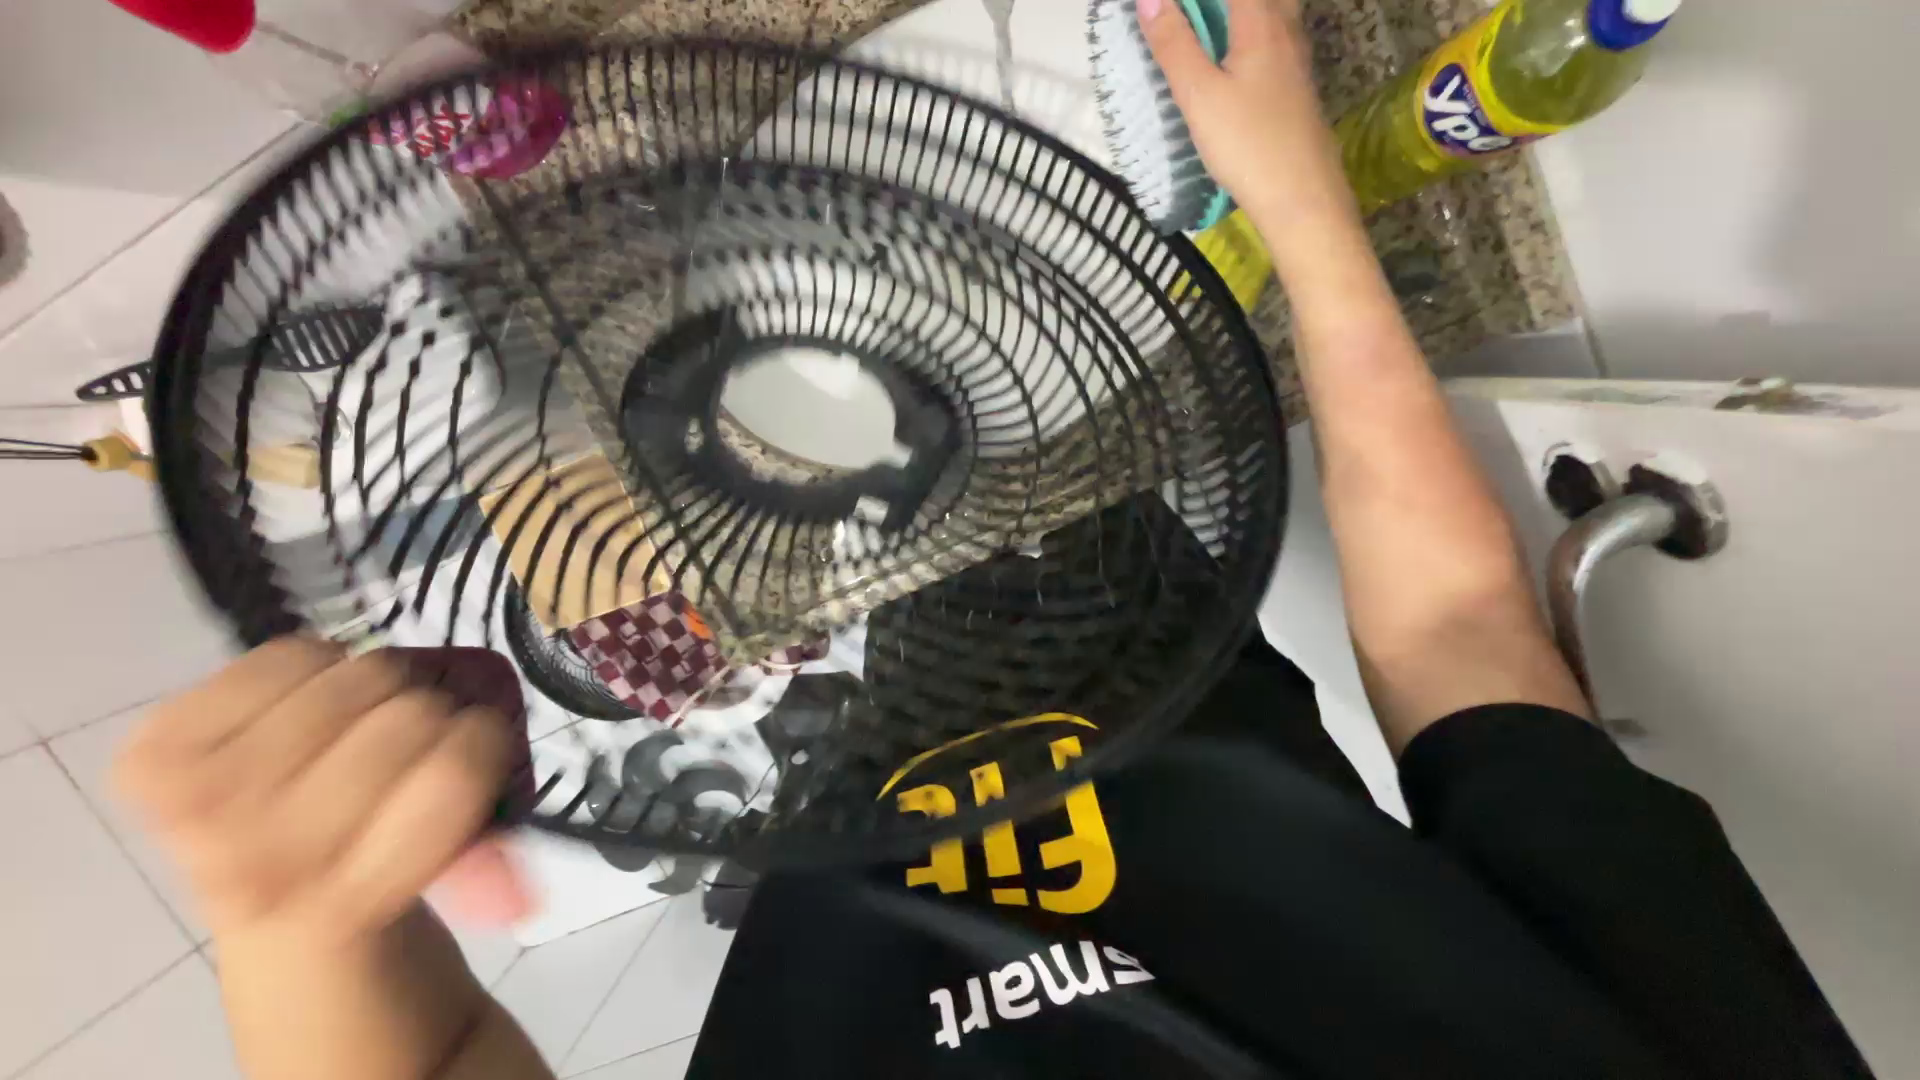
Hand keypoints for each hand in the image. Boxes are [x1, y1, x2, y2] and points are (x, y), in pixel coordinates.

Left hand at [116, 638, 531, 947]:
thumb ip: (482, 867)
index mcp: (335, 898)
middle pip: (415, 714)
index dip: (487, 750)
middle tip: (422, 742)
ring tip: (368, 724)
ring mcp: (195, 799)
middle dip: (439, 716)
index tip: (472, 768)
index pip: (459, 770)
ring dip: (386, 688)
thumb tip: (517, 899)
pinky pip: (294, 655)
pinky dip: (321, 666)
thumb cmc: (373, 857)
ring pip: (365, 674)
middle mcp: (252, 855)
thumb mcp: (441, 868)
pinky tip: (311, 707)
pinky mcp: (159, 745)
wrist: (260, 876)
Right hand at [1136, 0, 1357, 229]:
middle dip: (1216, 5)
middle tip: (1183, 18)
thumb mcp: (1199, 96)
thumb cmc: (1246, 144)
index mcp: (1260, 20)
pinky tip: (1230, 55)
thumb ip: (1174, 45)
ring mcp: (1295, 55)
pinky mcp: (1296, 83)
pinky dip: (1249, 30)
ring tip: (1202, 30)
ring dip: (1235, 14)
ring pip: (1271, 11)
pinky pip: (1273, 34)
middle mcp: (1284, 26)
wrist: (1300, 195)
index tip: (1165, 8)